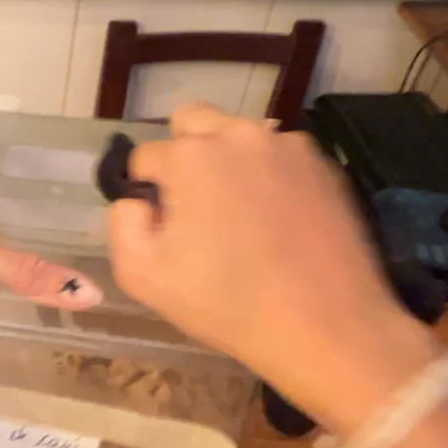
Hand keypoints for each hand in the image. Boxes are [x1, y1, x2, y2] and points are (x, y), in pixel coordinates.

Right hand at [107, 104, 436, 433]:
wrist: (325, 326)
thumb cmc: (226, 303)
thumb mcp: (142, 276)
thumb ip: (122, 223)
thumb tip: (136, 201)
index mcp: (190, 157)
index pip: (145, 156)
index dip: (144, 190)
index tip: (160, 225)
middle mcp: (238, 135)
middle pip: (191, 122)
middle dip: (181, 154)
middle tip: (192, 204)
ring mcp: (287, 146)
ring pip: (237, 135)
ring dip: (225, 161)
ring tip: (237, 214)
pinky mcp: (323, 164)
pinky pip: (277, 155)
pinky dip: (266, 175)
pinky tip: (274, 219)